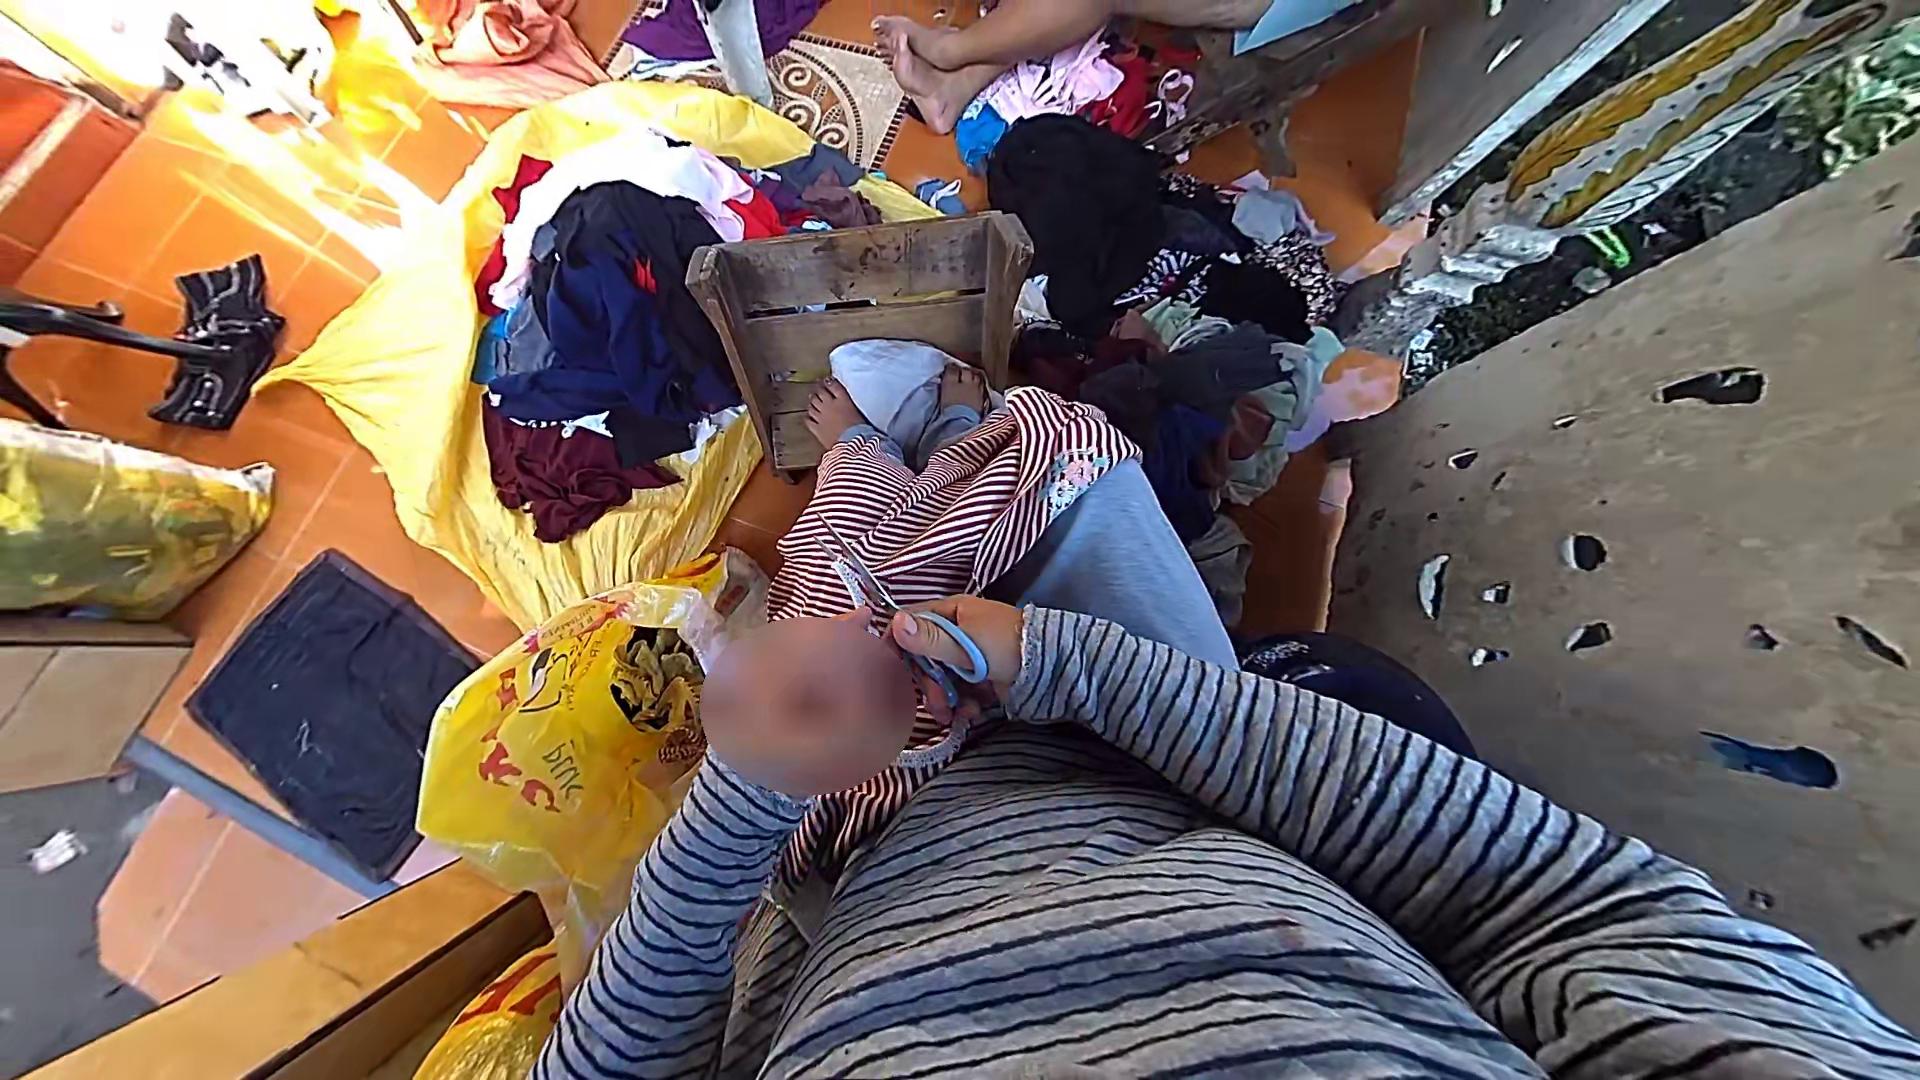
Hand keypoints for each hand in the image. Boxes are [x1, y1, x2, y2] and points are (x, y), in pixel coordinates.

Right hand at [889, 596, 1024, 705]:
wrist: (1050, 667)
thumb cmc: (1006, 646)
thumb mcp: (965, 643)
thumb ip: (929, 638)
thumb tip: (896, 621)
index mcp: (951, 612)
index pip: (911, 624)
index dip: (898, 645)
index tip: (891, 670)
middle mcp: (956, 631)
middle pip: (924, 657)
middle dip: (928, 684)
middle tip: (938, 703)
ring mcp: (969, 655)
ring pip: (941, 678)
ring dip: (945, 699)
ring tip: (956, 714)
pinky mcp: (980, 676)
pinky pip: (960, 690)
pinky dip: (963, 704)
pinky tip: (972, 712)